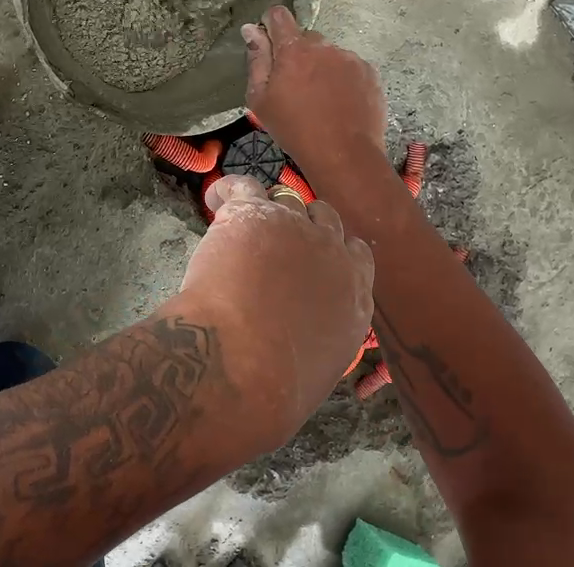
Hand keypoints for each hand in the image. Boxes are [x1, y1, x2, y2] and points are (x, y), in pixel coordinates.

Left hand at [171, 174, 374, 447]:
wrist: (243, 367)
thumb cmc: (276, 388)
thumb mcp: (319, 368)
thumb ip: (321, 337)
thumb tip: (303, 336)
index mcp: (354, 297)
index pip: (355, 253)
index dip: (334, 248)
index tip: (315, 253)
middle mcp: (331, 255)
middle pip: (325, 218)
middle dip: (304, 223)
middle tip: (277, 236)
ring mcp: (294, 228)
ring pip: (286, 200)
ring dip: (268, 210)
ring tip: (242, 222)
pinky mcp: (254, 213)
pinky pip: (243, 185)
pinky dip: (228, 190)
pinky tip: (217, 198)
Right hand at [242, 6, 387, 176]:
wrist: (344, 154)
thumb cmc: (294, 129)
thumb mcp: (260, 100)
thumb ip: (256, 60)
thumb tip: (252, 30)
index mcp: (292, 50)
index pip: (279, 16)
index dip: (271, 24)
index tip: (269, 42)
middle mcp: (323, 46)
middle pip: (305, 38)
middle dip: (297, 54)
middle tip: (295, 86)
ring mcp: (349, 58)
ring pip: (329, 54)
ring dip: (321, 67)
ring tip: (320, 99)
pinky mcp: (369, 73)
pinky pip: (350, 67)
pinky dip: (342, 79)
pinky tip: (340, 103)